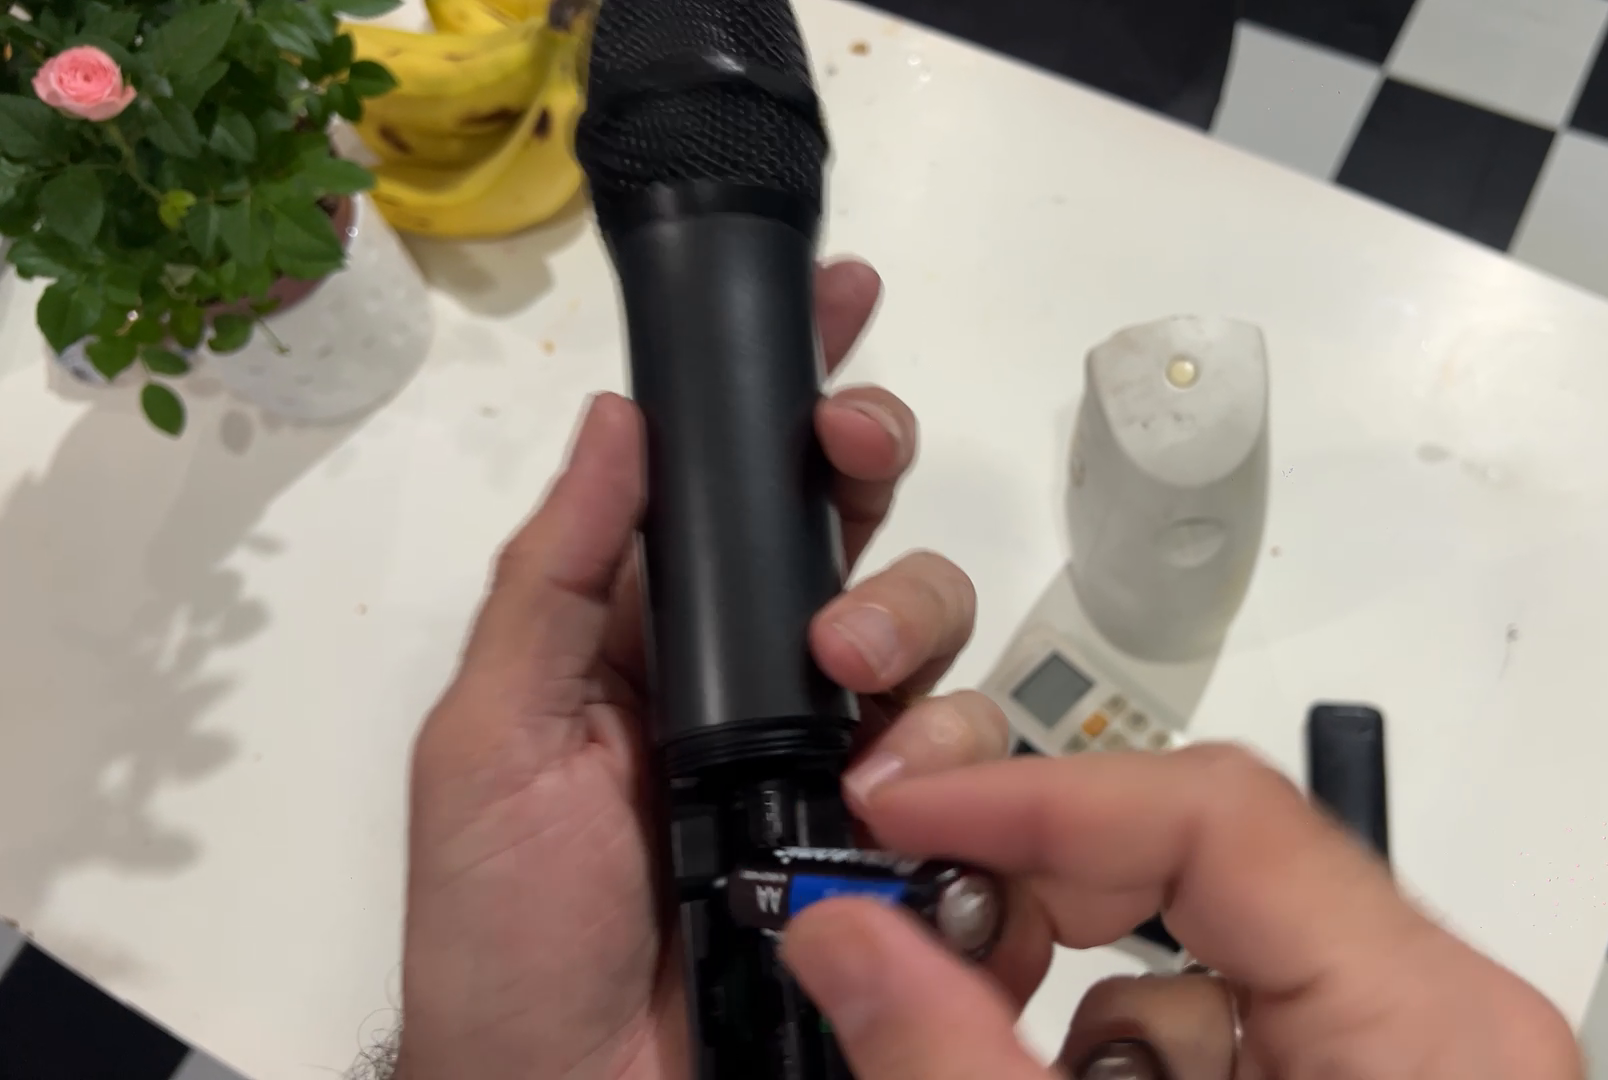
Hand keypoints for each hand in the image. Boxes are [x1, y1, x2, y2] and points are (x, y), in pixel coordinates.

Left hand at [395, 260, 1014, 1079]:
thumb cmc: (517, 927)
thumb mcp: (498, 735)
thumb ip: (559, 577)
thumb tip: (619, 418)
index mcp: (693, 632)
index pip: (764, 488)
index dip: (810, 392)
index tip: (848, 305)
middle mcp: (796, 675)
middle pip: (879, 538)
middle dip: (877, 471)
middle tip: (850, 460)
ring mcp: (873, 757)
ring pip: (948, 645)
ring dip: (919, 632)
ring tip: (851, 688)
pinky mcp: (928, 840)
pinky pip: (989, 770)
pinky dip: (968, 766)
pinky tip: (905, 804)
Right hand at [785, 746, 1585, 1079]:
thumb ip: (947, 1064)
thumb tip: (838, 931)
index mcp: (1420, 1025)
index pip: (1211, 812)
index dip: (1039, 794)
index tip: (905, 813)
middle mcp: (1424, 1006)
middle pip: (1192, 846)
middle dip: (1032, 870)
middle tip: (906, 902)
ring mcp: (1392, 1040)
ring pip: (1181, 925)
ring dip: (1059, 958)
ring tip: (963, 1014)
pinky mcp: (1346, 1076)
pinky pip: (1198, 1001)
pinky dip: (1102, 1030)